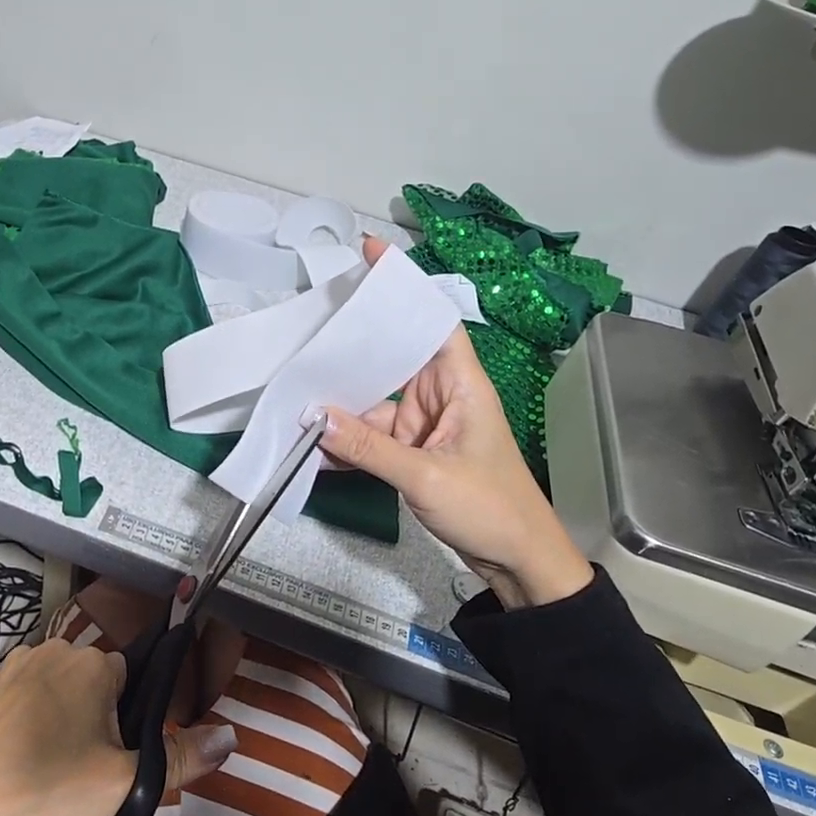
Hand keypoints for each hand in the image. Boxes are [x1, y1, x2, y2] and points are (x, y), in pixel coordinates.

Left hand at [0, 639, 236, 815]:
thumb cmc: (42, 791)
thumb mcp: (122, 784)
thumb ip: (179, 758)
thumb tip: (230, 737)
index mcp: (91, 662)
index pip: (129, 680)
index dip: (126, 725)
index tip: (114, 763)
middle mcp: (50, 651)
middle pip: (91, 692)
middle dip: (93, 734)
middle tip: (82, 788)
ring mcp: (8, 669)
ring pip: (53, 702)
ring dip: (58, 738)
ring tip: (48, 794)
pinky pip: (18, 711)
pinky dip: (23, 738)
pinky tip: (15, 779)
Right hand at [320, 238, 593, 608]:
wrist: (519, 562)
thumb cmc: (491, 507)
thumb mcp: (427, 475)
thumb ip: (369, 448)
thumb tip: (313, 418)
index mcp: (461, 382)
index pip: (432, 318)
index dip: (404, 285)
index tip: (369, 254)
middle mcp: (441, 393)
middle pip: (394, 353)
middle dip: (355, 342)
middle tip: (309, 323)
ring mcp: (424, 423)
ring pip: (375, 398)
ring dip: (342, 402)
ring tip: (296, 391)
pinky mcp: (413, 451)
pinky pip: (372, 435)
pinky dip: (347, 439)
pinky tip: (313, 441)